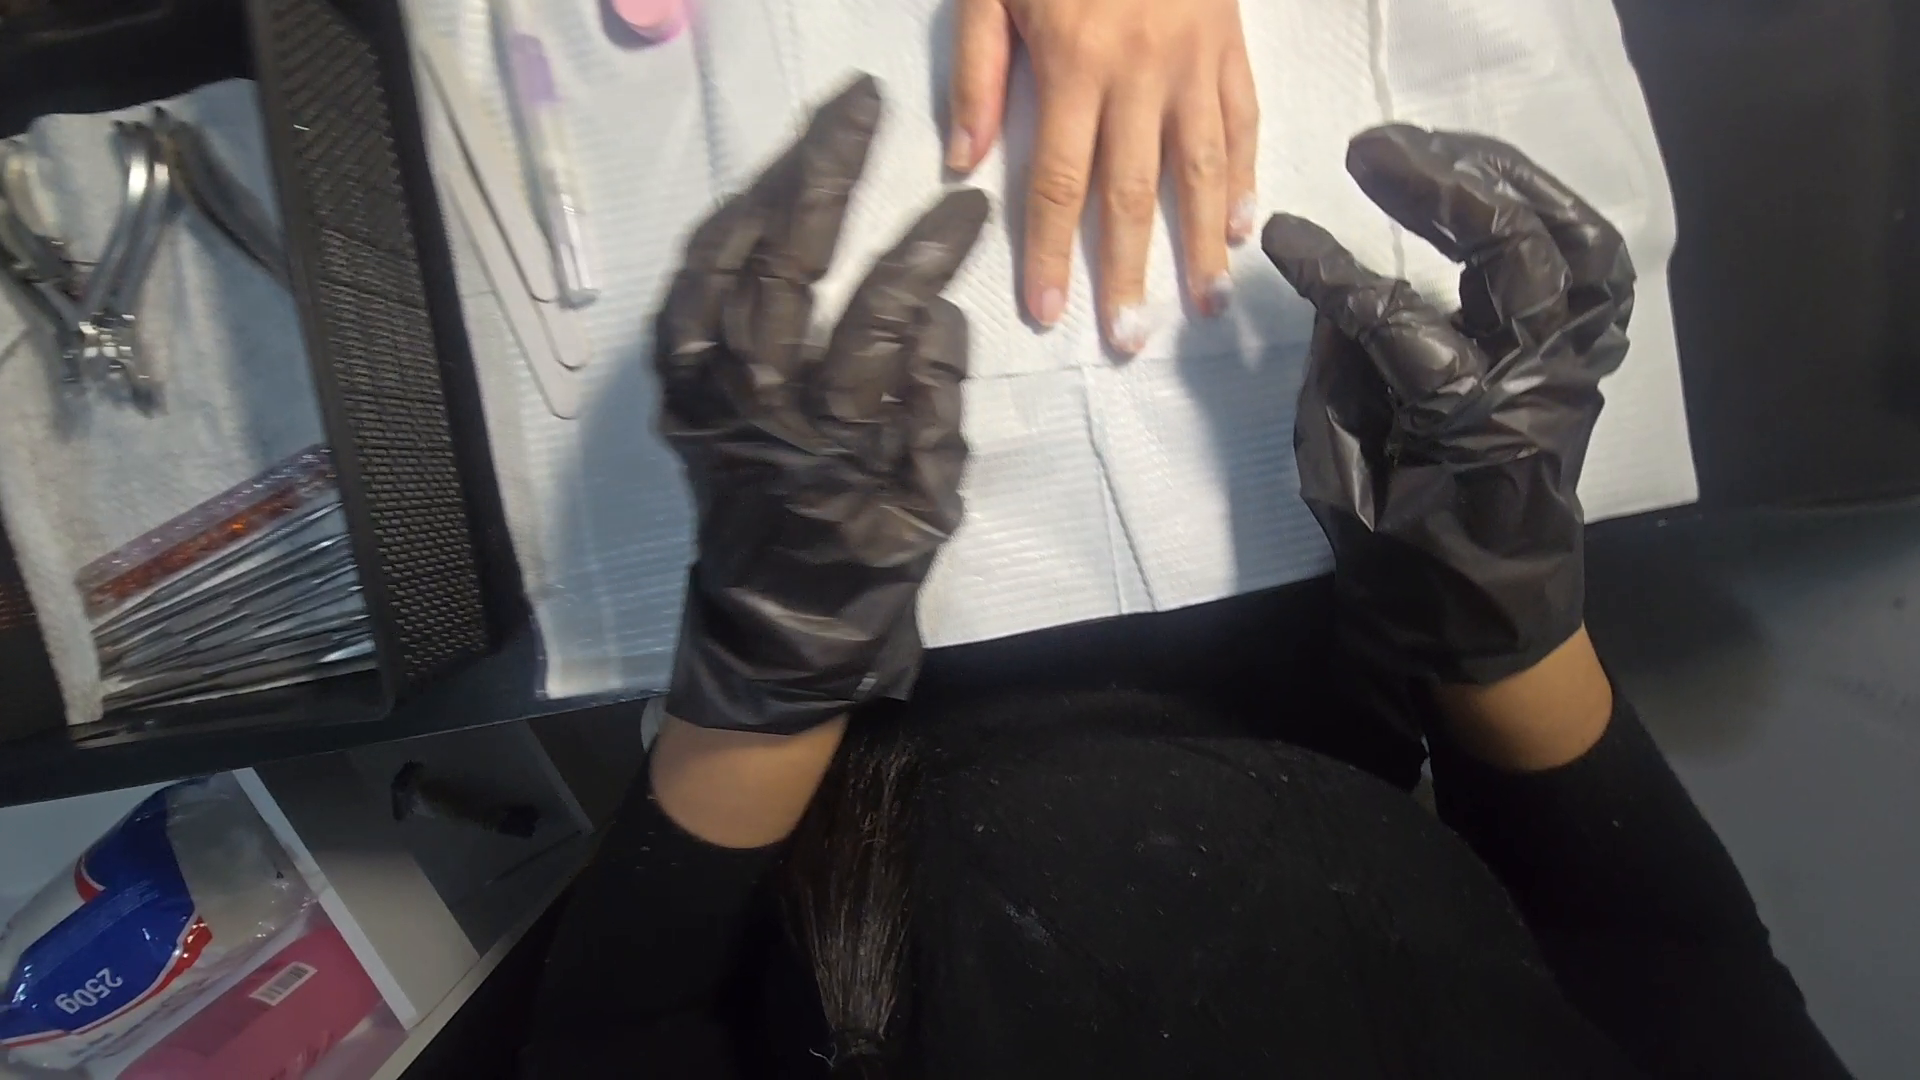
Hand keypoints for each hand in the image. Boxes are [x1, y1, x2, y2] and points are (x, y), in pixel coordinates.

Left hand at [656, 76, 989, 734]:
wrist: (778, 632)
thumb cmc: (865, 575)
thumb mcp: (931, 507)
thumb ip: (937, 405)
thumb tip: (939, 310)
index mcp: (835, 435)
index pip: (885, 314)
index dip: (927, 250)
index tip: (965, 205)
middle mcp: (758, 404)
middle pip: (783, 264)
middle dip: (824, 173)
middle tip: (862, 106)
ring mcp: (706, 400)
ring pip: (718, 271)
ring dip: (763, 192)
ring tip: (808, 140)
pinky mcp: (679, 406)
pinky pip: (682, 309)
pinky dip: (709, 250)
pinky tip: (743, 209)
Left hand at [948, 0, 1258, 353]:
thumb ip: (976, 74)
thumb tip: (962, 165)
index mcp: (1073, 64)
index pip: (1056, 184)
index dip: (1049, 254)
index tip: (1047, 314)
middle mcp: (1137, 73)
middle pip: (1129, 194)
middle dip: (1128, 273)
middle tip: (1131, 339)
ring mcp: (1192, 59)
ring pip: (1198, 169)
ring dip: (1201, 245)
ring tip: (1205, 305)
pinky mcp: (1229, 40)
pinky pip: (1242, 116)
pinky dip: (1243, 174)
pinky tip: (1244, 226)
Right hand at [1262, 126, 1634, 685]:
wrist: (1483, 610)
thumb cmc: (1399, 560)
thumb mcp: (1339, 475)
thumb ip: (1339, 380)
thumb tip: (1337, 299)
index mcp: (1466, 425)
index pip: (1393, 318)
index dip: (1330, 269)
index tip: (1282, 236)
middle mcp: (1540, 383)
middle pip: (1512, 250)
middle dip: (1439, 185)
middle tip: (1373, 148)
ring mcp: (1575, 370)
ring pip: (1573, 244)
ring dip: (1508, 180)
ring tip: (1440, 150)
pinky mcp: (1583, 366)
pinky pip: (1589, 274)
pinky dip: (1552, 221)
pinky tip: (1502, 196)